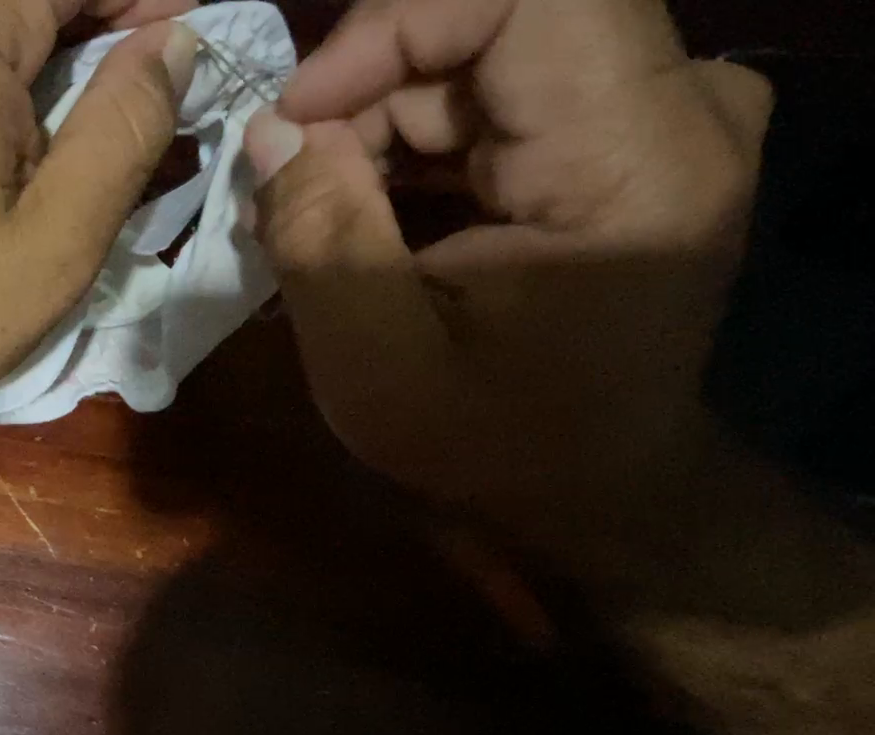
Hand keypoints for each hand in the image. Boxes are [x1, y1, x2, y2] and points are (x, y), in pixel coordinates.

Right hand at [243, 0, 773, 566]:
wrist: (587, 481)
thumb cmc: (483, 439)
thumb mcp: (373, 358)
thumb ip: (319, 235)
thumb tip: (267, 131)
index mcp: (634, 163)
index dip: (389, 30)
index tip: (289, 116)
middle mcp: (677, 108)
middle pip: (496, 27)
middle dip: (363, 97)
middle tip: (277, 191)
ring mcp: (660, 117)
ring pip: (486, 64)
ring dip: (376, 131)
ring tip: (305, 218)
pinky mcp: (625, 138)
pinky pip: (499, 102)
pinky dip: (411, 151)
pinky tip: (359, 217)